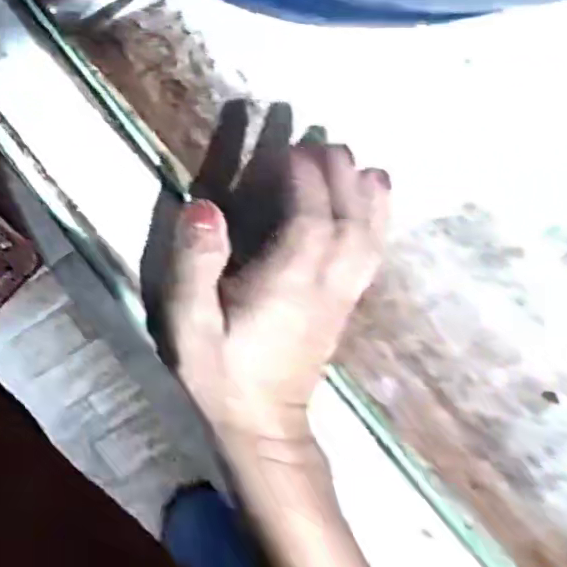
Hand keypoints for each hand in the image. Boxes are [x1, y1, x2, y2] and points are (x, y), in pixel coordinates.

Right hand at [161, 103, 388, 442]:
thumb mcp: (190, 317)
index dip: (306, 182)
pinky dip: (376, 224)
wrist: (260, 426)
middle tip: (325, 140)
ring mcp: (339, 299)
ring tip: (362, 162)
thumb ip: (196, 261)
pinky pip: (368, 256)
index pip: (310, 223)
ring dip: (366, 199)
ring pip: (367, 241)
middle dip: (339, 180)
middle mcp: (325, 288)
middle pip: (348, 226)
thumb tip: (203, 205)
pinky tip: (374, 205)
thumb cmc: (216, 367)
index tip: (292, 147)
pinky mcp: (339, 306)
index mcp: (288, 286)